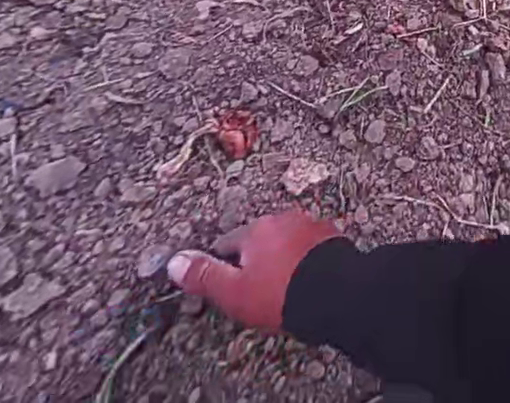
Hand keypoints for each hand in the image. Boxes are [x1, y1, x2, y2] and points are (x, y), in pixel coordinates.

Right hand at [167, 211, 340, 331]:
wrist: (334, 290)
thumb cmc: (280, 292)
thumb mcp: (233, 291)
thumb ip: (204, 275)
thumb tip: (175, 261)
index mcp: (256, 229)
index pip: (226, 244)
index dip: (222, 267)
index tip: (226, 285)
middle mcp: (283, 217)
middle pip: (258, 239)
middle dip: (254, 259)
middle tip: (255, 288)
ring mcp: (309, 223)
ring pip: (284, 239)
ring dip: (280, 255)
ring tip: (280, 284)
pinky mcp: (330, 233)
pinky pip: (307, 244)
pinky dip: (302, 256)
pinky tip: (303, 276)